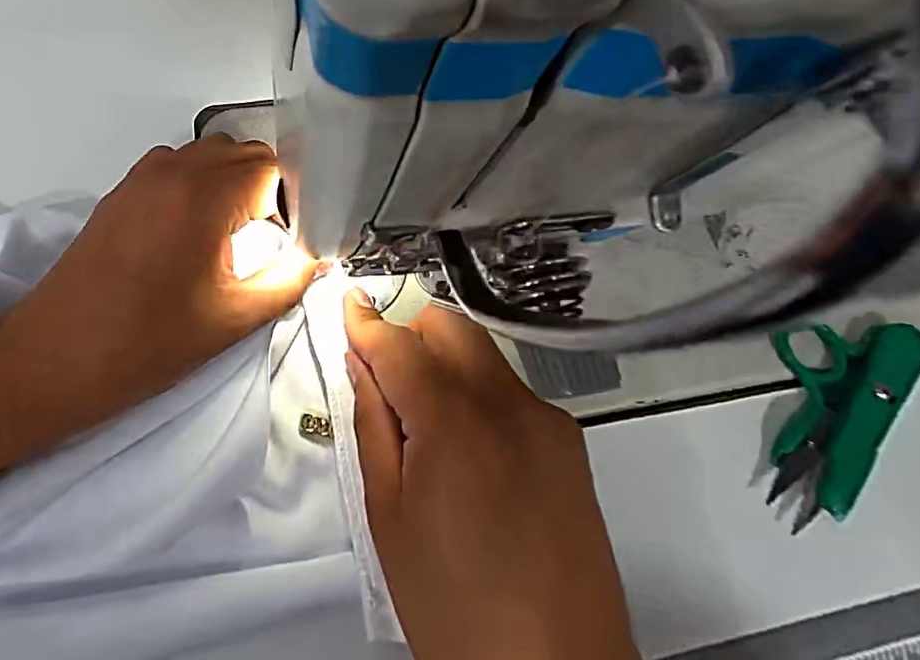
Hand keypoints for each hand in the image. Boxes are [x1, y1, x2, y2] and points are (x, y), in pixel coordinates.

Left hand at [0, 136, 318, 479]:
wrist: (51, 360)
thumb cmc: (141, 345)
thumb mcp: (231, 319)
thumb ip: (287, 280)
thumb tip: (313, 257)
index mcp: (203, 196)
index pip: (272, 167)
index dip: (292, 200)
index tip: (291, 237)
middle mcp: (172, 171)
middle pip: (242, 153)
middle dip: (267, 188)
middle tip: (267, 240)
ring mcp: (142, 177)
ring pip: (209, 154)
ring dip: (232, 183)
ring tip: (230, 237)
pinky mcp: (122, 191)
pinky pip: (177, 167)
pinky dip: (199, 185)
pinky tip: (193, 236)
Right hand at [345, 296, 641, 659]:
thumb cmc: (464, 611)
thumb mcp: (389, 514)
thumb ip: (372, 424)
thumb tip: (363, 369)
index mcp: (453, 420)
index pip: (398, 342)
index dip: (366, 321)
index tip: (352, 308)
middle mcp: (506, 405)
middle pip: (448, 327)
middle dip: (409, 335)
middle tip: (384, 375)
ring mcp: (544, 420)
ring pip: (480, 353)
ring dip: (444, 364)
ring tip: (424, 424)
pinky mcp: (568, 442)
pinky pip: (511, 390)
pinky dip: (478, 394)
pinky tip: (468, 450)